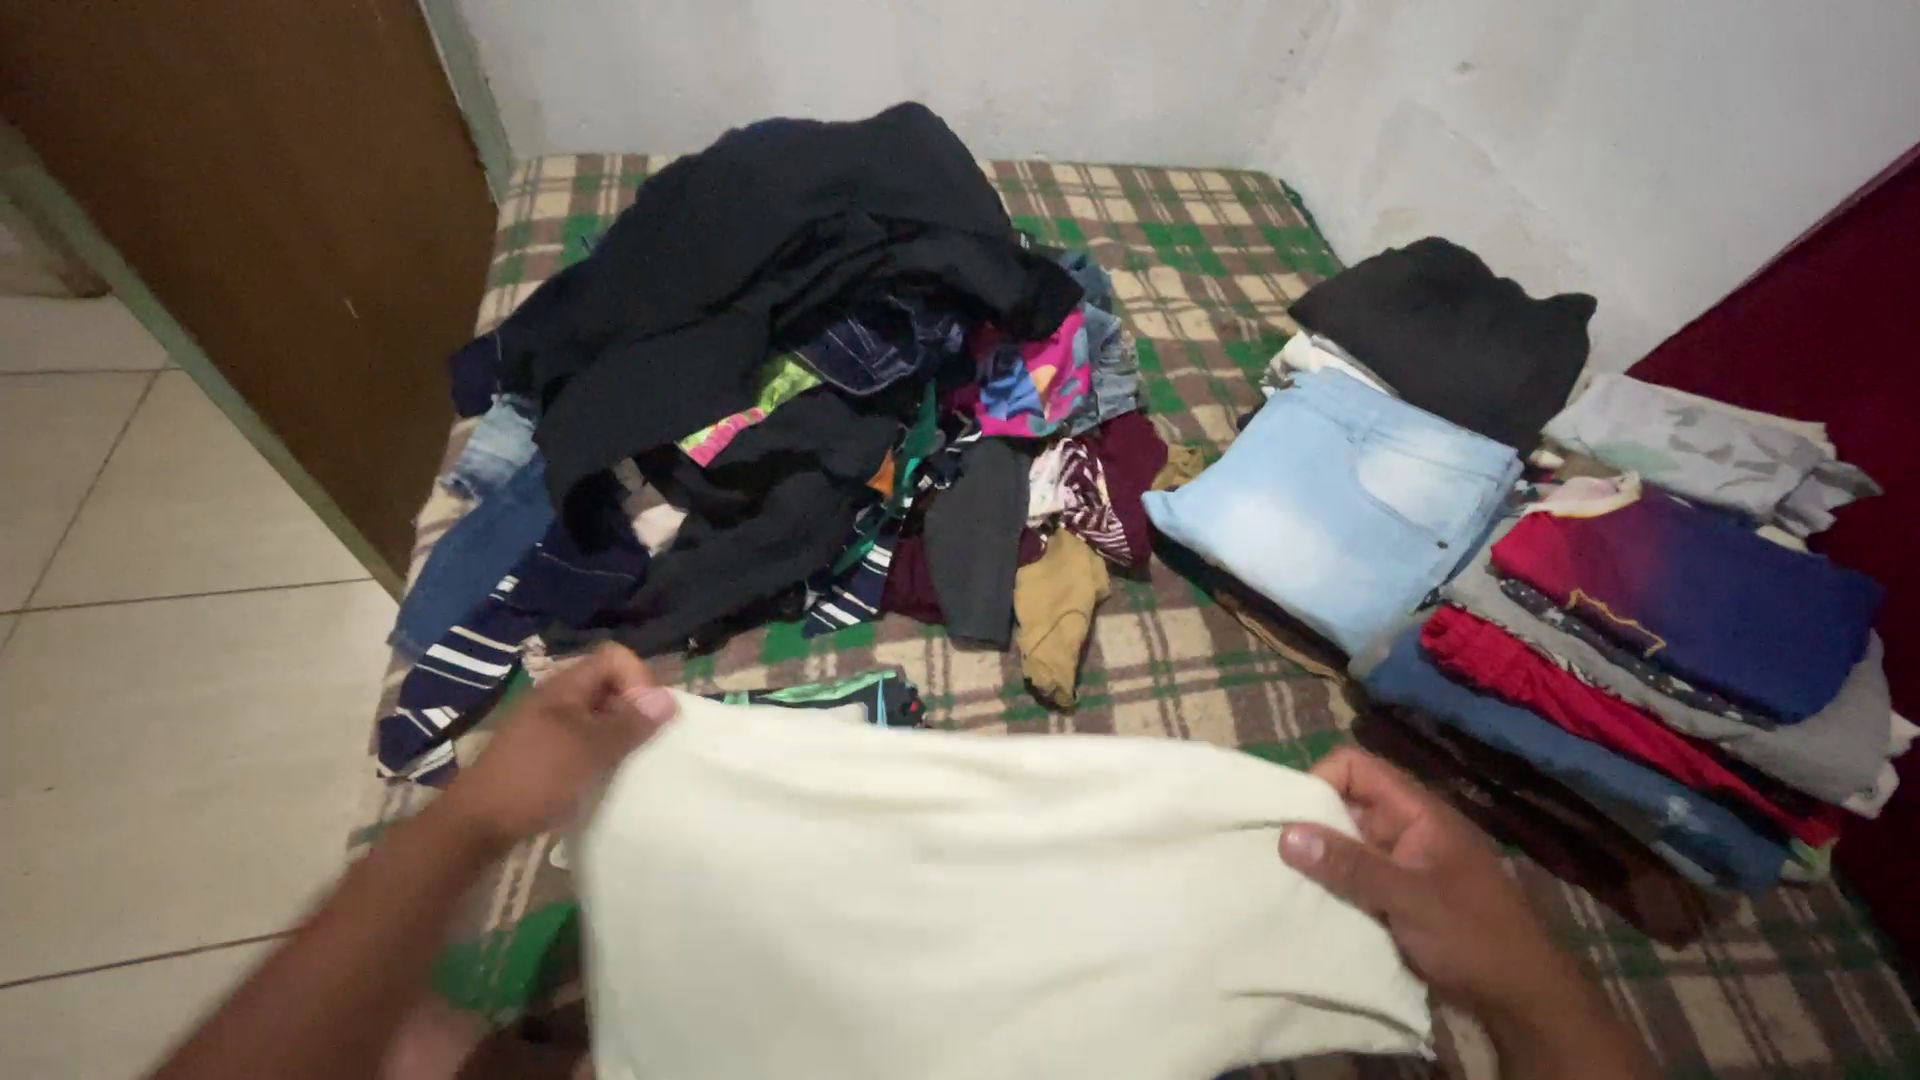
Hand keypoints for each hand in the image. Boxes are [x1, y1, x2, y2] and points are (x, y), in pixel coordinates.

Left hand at [439, 643, 677, 848]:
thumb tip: (669, 700)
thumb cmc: (534, 778)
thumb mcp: (590, 749)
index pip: (615, 657)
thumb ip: (631, 723)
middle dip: (635, 707)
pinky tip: (605, 775)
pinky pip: (586, 739)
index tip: (647, 715)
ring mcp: (549, 727)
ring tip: (629, 761)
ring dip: (621, 732)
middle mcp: (558, 700)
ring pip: (600, 714)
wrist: (474, 827)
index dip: (639, 678)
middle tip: (645, 741)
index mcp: (565, 688)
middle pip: (610, 684)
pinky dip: (603, 751)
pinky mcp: (545, 754)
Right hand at [1278, 747, 1573, 1018]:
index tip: (1293, 816)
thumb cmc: (1477, 939)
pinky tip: (1313, 902)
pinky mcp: (1398, 895)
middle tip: (1279, 850)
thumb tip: (1285, 833)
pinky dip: (1332, 883)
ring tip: (1288, 878)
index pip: (1356, 766)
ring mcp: (1403, 863)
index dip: (1321, 779)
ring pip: (1346, 841)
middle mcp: (1408, 828)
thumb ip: (1350, 865)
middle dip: (1310, 821)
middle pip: (1345, 802)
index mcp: (1418, 812)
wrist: (1530, 1005)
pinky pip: (1354, 874)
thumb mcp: (1411, 899)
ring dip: (1320, 857)